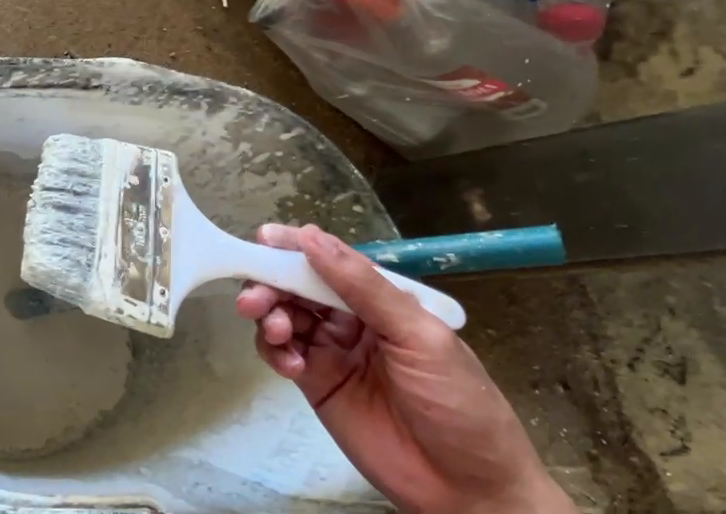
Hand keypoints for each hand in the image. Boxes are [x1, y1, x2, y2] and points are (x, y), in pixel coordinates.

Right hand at [236, 224, 572, 513]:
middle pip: (297, 285)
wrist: (470, 493)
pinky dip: (273, 350)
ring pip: (282, 314)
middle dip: (270, 282)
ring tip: (274, 331)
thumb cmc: (460, 406)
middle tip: (255, 298)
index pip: (331, 261)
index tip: (264, 240)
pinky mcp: (314, 382)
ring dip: (268, 314)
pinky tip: (288, 364)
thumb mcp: (422, 338)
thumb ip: (365, 288)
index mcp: (383, 300)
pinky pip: (280, 352)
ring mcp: (331, 350)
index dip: (295, 247)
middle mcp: (352, 319)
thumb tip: (312, 237)